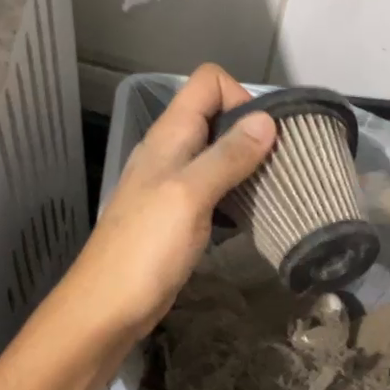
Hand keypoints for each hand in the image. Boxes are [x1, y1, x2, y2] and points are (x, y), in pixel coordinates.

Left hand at [58, 64, 275, 344]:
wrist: (108, 307)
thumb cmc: (146, 248)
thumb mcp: (190, 196)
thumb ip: (227, 157)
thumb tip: (266, 120)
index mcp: (169, 136)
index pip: (207, 82)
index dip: (239, 96)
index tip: (264, 136)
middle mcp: (170, 152)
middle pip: (216, 117)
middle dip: (252, 133)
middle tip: (281, 166)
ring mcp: (172, 185)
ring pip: (217, 156)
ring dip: (248, 166)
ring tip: (273, 191)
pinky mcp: (178, 217)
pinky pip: (214, 191)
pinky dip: (235, 196)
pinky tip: (249, 218)